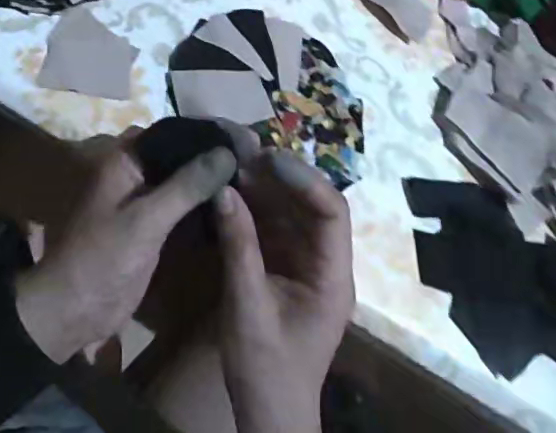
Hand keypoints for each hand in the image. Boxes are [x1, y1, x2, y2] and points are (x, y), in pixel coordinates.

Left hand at [12, 139, 236, 363]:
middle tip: (259, 155)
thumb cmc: (103, 257)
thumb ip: (185, 186)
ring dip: (216, 176)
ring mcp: (145, 199)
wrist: (73, 310)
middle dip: (217, 151)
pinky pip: (185, 204)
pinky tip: (236, 204)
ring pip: (186, 178)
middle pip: (183, 152)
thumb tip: (226, 152)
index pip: (175, 132)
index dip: (211, 131)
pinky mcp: (153, 225)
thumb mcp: (145, 220)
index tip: (249, 136)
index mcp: (126, 158)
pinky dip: (208, 201)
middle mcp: (137, 171)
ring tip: (256, 175)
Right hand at [213, 151, 354, 432]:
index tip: (267, 160)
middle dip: (279, 175)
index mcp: (333, 277)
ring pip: (290, 208)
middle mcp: (324, 261)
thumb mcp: (248, 309)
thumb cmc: (266, 370)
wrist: (267, 413)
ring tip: (232, 159)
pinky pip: (271, 222)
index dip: (304, 181)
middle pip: (311, 203)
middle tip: (242, 150)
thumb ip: (239, 247)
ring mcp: (303, 260)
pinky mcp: (282, 263)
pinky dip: (251, 202)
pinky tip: (230, 186)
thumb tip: (223, 191)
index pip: (332, 213)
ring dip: (262, 183)